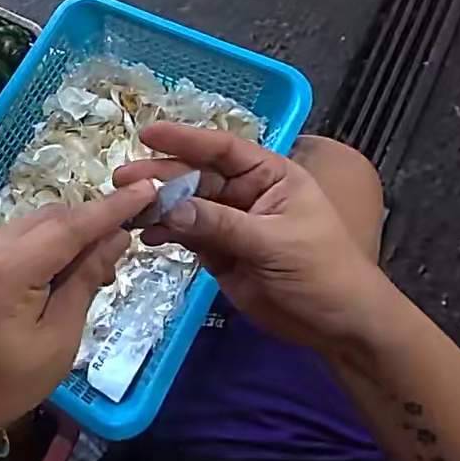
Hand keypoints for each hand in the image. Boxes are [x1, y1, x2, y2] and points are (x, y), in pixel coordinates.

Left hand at [0, 180, 158, 443]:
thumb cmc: (6, 382)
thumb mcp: (58, 340)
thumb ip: (86, 281)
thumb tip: (117, 237)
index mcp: (9, 270)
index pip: (71, 226)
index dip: (112, 207)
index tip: (148, 189)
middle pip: (55, 217)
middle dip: (95, 222)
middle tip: (126, 247)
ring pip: (40, 220)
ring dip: (73, 233)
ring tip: (98, 267)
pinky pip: (23, 232)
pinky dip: (50, 241)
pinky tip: (64, 267)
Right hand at [113, 123, 391, 352]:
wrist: (337, 326)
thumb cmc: (323, 272)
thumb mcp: (275, 243)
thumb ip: (222, 224)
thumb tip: (173, 209)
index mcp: (268, 176)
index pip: (222, 149)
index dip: (184, 139)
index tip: (147, 134)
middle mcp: (244, 192)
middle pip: (195, 176)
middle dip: (160, 176)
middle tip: (122, 179)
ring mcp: (228, 221)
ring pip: (184, 205)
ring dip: (156, 206)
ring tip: (126, 211)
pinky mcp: (217, 250)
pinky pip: (184, 233)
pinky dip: (164, 233)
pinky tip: (146, 235)